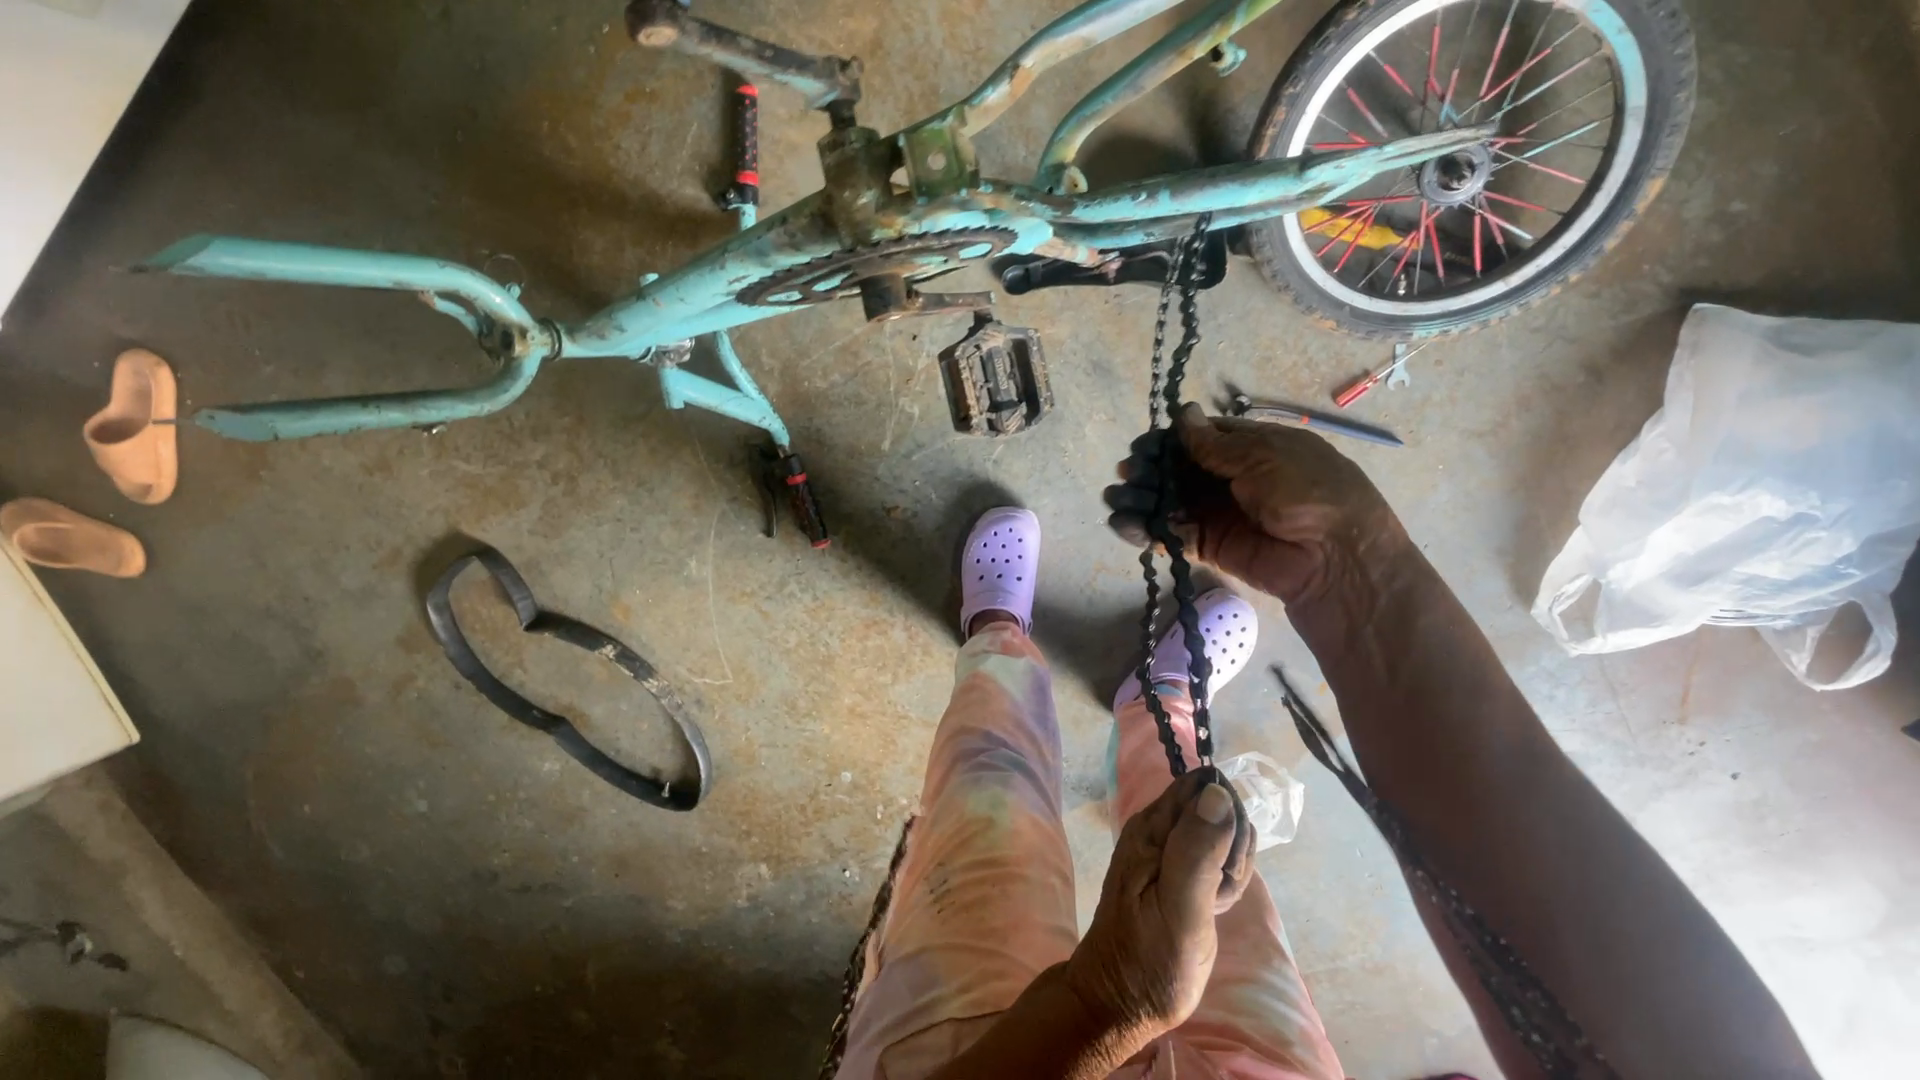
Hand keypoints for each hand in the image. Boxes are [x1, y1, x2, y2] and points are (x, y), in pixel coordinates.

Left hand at [1064, 768, 1254, 1044]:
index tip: (1224, 860)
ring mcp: (1169, 851)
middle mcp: (1158, 829)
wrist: (1122, 1001)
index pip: (1204, 787)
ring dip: (1231, 870)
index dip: (1227, 818)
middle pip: (1219, 809)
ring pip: (1224, 836)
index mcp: (1151, 828)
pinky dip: (1225, 884)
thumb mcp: (1180, 908)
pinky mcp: (1181, 873)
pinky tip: (1213, 907)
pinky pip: (1218, 861)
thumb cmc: (1149, 960)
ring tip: (1212, 903)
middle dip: (1232, 848)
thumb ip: (1198, 849)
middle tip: (1216, 891)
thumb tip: (1218, 791)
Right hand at [1103, 403, 1405, 606]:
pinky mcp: (1212, 548)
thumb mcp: (1265, 455)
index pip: (1203, 438)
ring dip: (1143, 499)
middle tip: (1124, 472)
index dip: (1172, 440)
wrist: (1336, 559)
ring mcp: (1222, 514)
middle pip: (1183, 470)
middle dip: (1151, 469)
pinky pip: (1174, 535)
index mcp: (1255, 448)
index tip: (1143, 445)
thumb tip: (1184, 414)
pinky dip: (1148, 530)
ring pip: (1174, 502)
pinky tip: (1122, 525)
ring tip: (1114, 499)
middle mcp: (1235, 479)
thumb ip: (1216, 443)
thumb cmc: (1307, 492)